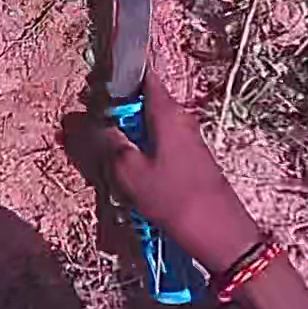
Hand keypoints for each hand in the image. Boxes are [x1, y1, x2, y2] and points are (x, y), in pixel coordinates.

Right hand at [94, 69, 262, 271]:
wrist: (220, 233)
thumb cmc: (172, 197)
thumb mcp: (128, 170)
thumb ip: (108, 140)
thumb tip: (91, 120)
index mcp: (166, 112)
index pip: (142, 75)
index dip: (116, 75)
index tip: (93, 85)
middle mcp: (179, 118)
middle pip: (142, 98)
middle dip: (114, 104)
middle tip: (88, 115)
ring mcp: (186, 137)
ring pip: (148, 120)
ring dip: (124, 126)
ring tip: (100, 140)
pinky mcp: (188, 156)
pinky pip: (157, 138)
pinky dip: (137, 142)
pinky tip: (122, 161)